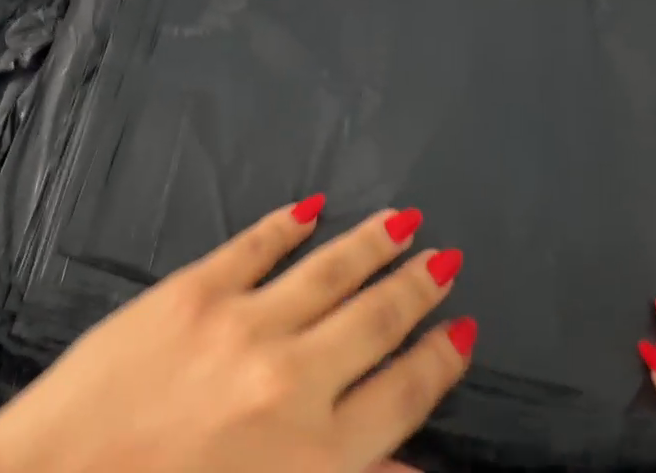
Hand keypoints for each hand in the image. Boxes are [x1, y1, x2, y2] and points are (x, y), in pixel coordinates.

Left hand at [0, 197, 472, 472]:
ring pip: (329, 271)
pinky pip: (256, 245)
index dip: (440, 360)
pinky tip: (313, 207)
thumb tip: (414, 468)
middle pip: (377, 322)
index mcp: (319, 456)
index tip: (462, 327)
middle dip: (417, 289)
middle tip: (443, 258)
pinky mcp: (193, 290)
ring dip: (371, 244)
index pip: (404, 394)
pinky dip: (288, 224)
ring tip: (401, 221)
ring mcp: (243, 326)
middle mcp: (294, 381)